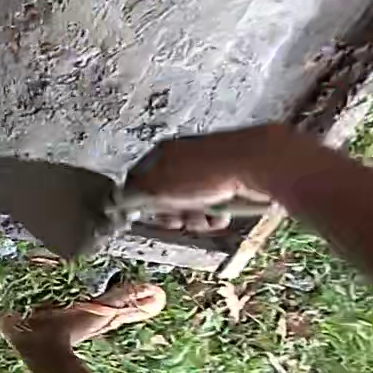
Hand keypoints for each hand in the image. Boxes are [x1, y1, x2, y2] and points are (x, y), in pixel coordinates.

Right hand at [120, 124, 325, 226]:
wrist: (259, 164)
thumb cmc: (207, 172)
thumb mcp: (158, 187)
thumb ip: (132, 195)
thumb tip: (112, 201)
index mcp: (161, 153)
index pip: (138, 181)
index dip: (141, 203)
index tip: (146, 216)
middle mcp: (182, 158)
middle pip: (164, 197)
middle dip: (171, 214)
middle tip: (179, 218)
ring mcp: (206, 169)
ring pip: (189, 205)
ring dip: (194, 218)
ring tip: (205, 217)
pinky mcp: (228, 180)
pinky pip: (212, 205)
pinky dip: (214, 214)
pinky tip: (220, 214)